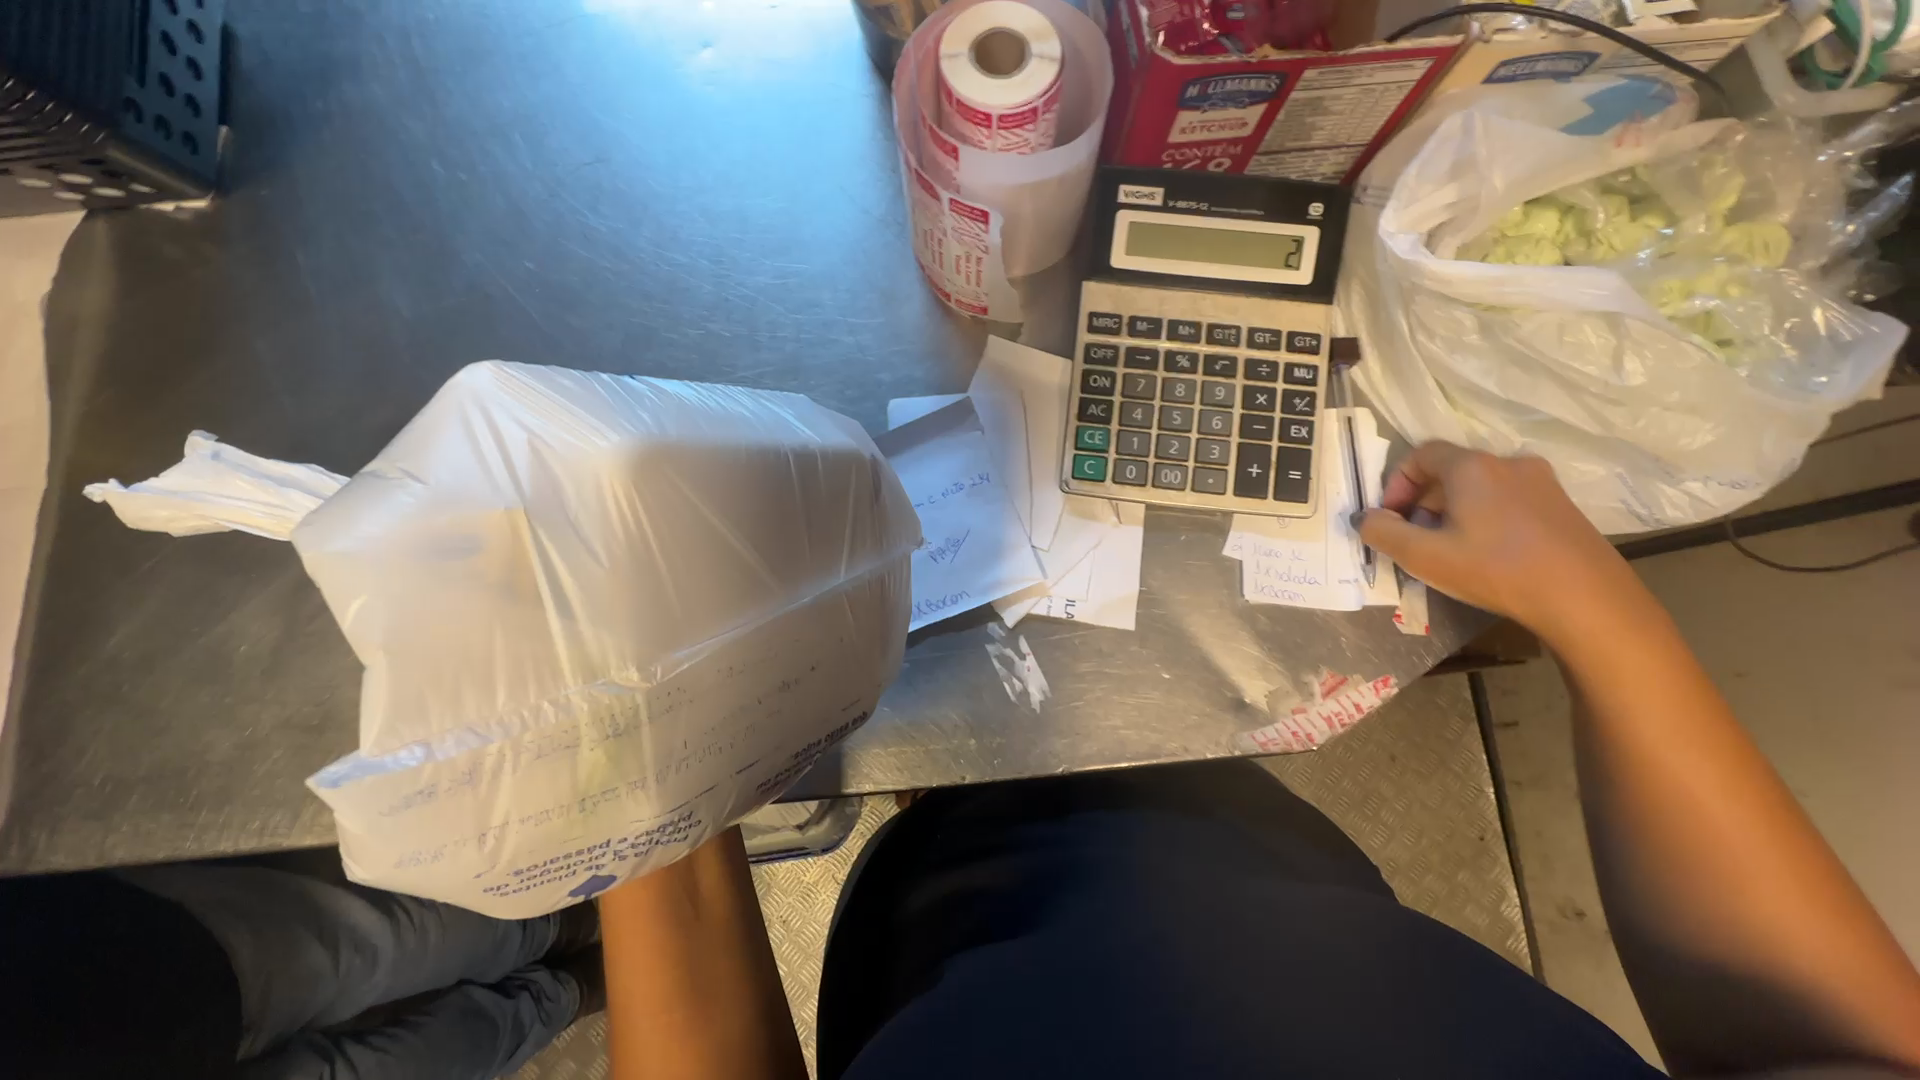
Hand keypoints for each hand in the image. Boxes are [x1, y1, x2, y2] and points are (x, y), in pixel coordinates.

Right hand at [1357, 441, 1644, 639]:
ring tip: (1450, 551)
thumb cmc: (1495, 569)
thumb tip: (1366, 518)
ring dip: (1454, 512)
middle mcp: (1508, 463)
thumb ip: (1384, 533)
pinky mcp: (1561, 506)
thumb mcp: (1423, 557)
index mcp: (1472, 467)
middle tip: (1416, 540)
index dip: (1396, 483)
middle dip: (1423, 502)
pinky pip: (1508, 502)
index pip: (1421, 454)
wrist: (1584, 597)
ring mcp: (1541, 483)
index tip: (1391, 518)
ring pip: (1480, 488)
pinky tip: (1488, 555)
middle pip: (1451, 471)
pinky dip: (1486, 519)